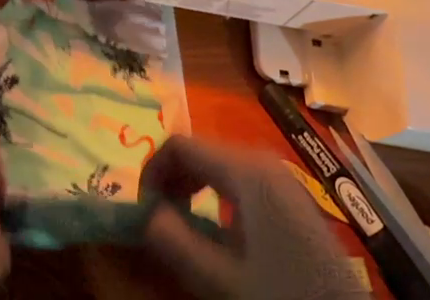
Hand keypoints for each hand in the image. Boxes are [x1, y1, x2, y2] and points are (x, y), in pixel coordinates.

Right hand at [140, 136, 367, 299]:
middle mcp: (261, 159)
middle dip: (170, 180)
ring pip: (216, 164)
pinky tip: (212, 230)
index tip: (142, 210)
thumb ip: (175, 241)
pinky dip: (213, 195)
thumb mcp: (221, 280)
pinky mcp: (287, 195)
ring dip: (189, 188)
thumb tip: (144, 212)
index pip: (178, 145)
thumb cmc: (282, 295)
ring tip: (180, 227)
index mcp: (245, 170)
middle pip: (198, 150)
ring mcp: (278, 176)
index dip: (151, 172)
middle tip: (157, 220)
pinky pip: (237, 178)